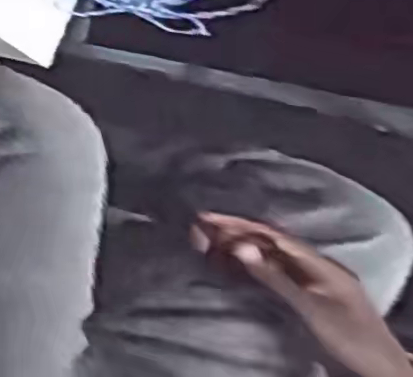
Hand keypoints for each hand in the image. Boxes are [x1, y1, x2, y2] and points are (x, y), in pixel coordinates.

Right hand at [193, 212, 412, 376]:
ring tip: (205, 252)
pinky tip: (225, 268)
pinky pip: (265, 272)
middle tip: (197, 235)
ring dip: (232, 251)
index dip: (236, 223)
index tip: (202, 217)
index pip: (272, 234)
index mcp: (323, 267)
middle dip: (230, 236)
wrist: (380, 375)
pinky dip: (242, 267)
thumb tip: (235, 245)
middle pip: (265, 243)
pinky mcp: (300, 295)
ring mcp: (308, 282)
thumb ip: (273, 276)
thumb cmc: (350, 339)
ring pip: (262, 256)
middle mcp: (314, 269)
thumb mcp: (311, 308)